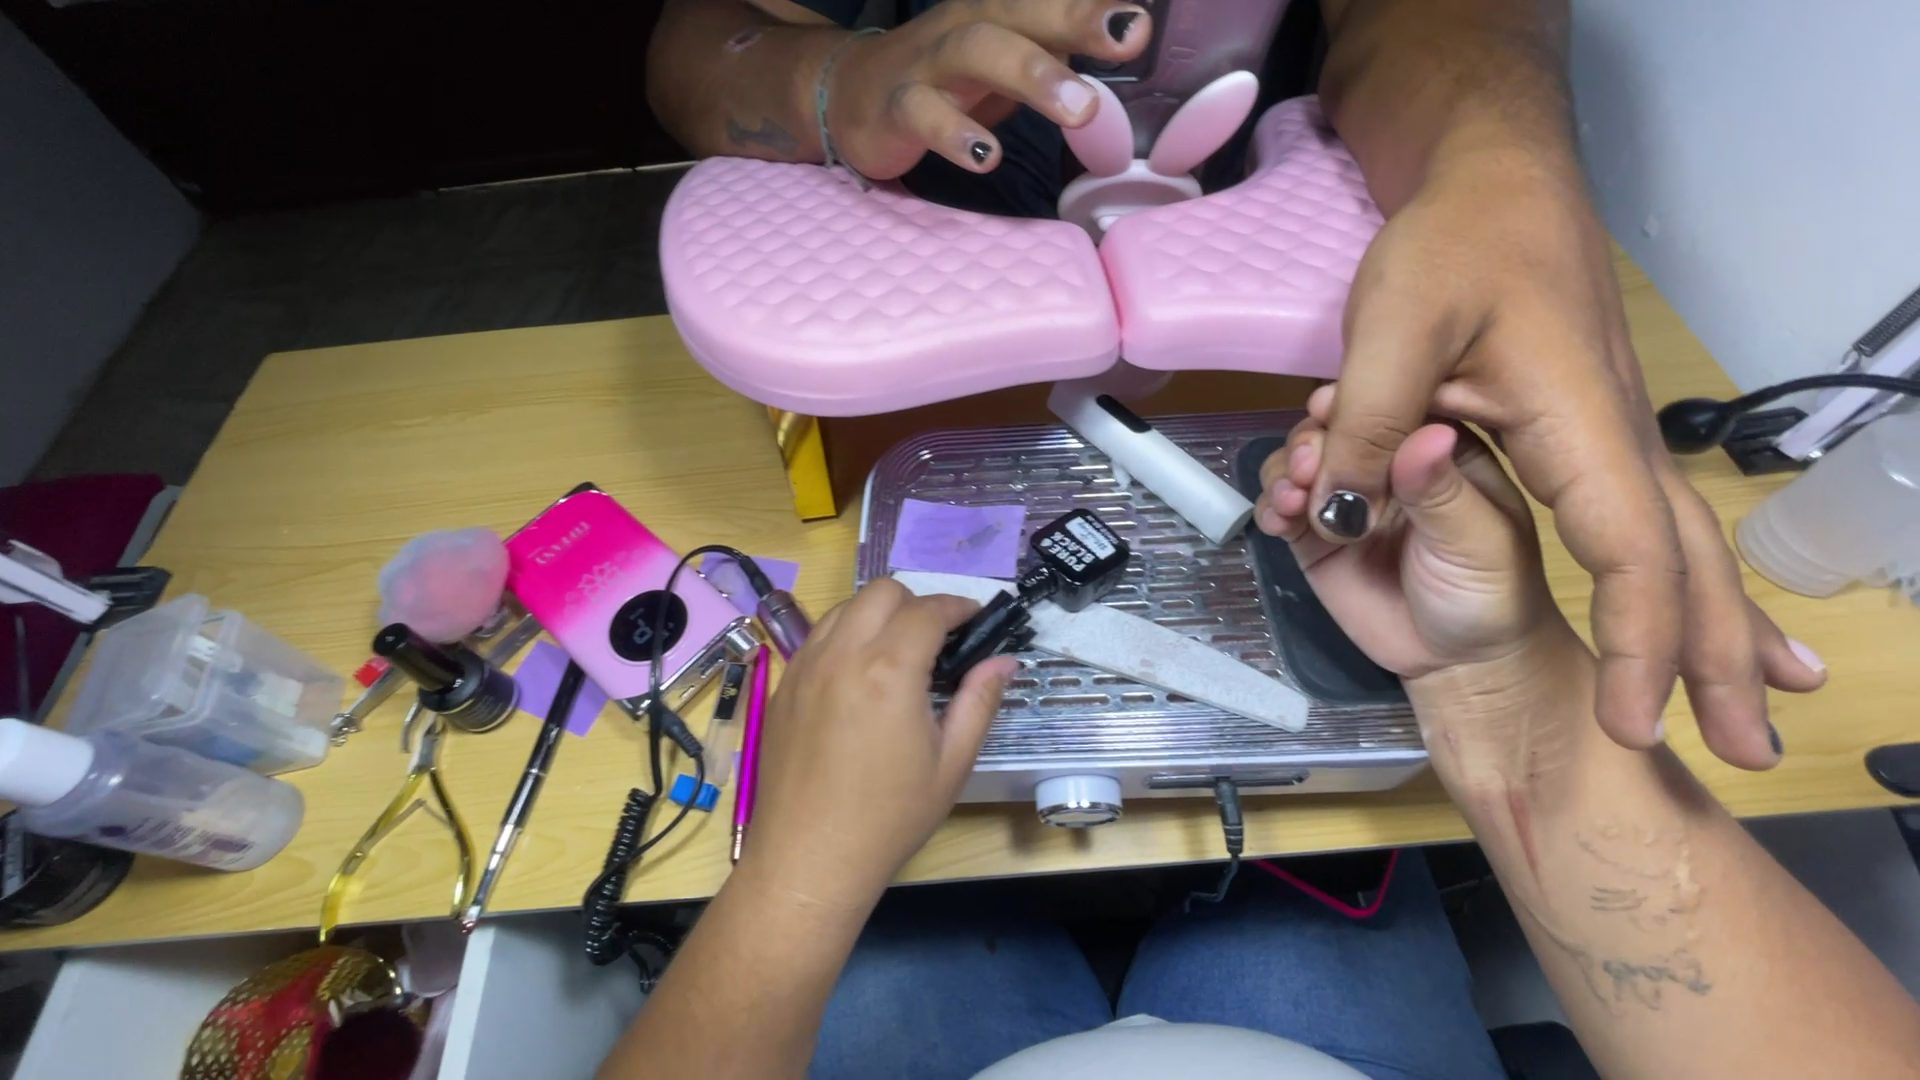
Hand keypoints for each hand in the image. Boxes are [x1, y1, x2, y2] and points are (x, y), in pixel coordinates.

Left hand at [744, 579, 1015, 907]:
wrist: (808, 859)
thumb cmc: (889, 818)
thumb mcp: (951, 764)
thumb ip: (979, 701)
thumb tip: (1005, 660)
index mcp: (889, 670)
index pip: (928, 610)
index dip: (959, 606)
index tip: (975, 617)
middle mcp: (843, 654)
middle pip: (883, 591)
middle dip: (917, 602)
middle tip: (937, 638)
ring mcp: (805, 666)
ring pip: (845, 606)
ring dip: (878, 614)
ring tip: (897, 651)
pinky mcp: (784, 684)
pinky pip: (818, 635)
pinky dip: (845, 634)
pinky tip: (858, 673)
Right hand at [823, 0, 1149, 178]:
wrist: (853, 96)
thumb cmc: (945, 83)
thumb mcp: (1003, 66)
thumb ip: (1053, 58)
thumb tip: (1121, 50)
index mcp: (996, 15)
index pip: (1049, 0)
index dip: (1096, 4)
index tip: (1144, 19)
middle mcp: (965, 28)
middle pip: (1019, 11)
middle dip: (1076, 19)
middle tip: (1130, 38)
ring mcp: (927, 66)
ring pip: (976, 52)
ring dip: (1031, 75)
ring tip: (1080, 111)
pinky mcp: (896, 108)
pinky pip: (924, 115)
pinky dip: (957, 136)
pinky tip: (988, 159)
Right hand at [1259, 389, 1570, 681]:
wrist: (1455, 661)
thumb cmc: (1489, 594)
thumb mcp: (1479, 542)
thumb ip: (1442, 493)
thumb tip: (1424, 433)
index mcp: (1435, 450)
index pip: (1392, 406)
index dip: (1359, 401)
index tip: (1329, 408)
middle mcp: (1381, 464)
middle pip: (1333, 428)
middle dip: (1312, 440)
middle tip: (1308, 467)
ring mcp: (1342, 497)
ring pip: (1298, 462)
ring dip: (1285, 471)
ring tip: (1292, 498)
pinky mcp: (1311, 534)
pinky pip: (1280, 507)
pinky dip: (1270, 506)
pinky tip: (1277, 520)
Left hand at [1297, 153, 1821, 767]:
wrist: (1497, 183)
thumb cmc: (1451, 248)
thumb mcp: (1389, 338)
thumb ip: (1366, 432)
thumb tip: (1339, 518)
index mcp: (1577, 425)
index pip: (1628, 551)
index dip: (1640, 642)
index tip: (1638, 724)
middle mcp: (1610, 437)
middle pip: (1681, 559)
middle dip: (1708, 656)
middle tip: (1748, 752)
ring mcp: (1600, 431)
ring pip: (1668, 538)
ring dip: (1702, 624)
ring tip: (1739, 702)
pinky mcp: (1574, 425)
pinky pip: (1630, 510)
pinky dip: (1660, 568)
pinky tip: (1673, 596)